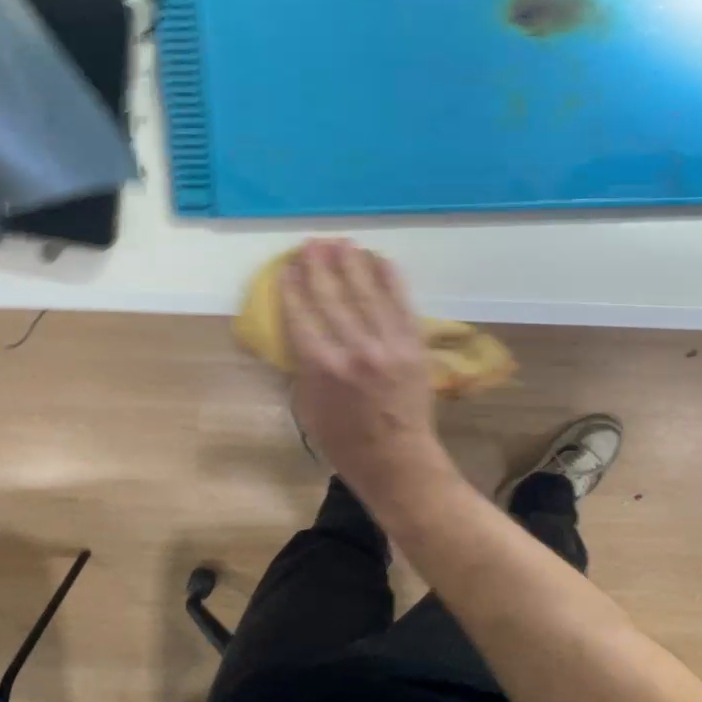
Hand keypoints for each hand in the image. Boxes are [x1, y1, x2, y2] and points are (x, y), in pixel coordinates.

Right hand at [281, 239, 454, 501]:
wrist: (397, 459)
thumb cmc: (345, 441)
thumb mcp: (309, 408)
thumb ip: (304, 367)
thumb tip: (299, 334)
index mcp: (322, 368)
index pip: (302, 316)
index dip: (293, 288)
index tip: (288, 267)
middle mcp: (354, 350)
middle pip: (332, 297)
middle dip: (319, 267)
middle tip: (311, 244)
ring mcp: (388, 345)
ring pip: (366, 293)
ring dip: (352, 264)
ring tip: (341, 243)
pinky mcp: (413, 345)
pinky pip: (400, 303)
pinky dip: (390, 279)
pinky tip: (379, 260)